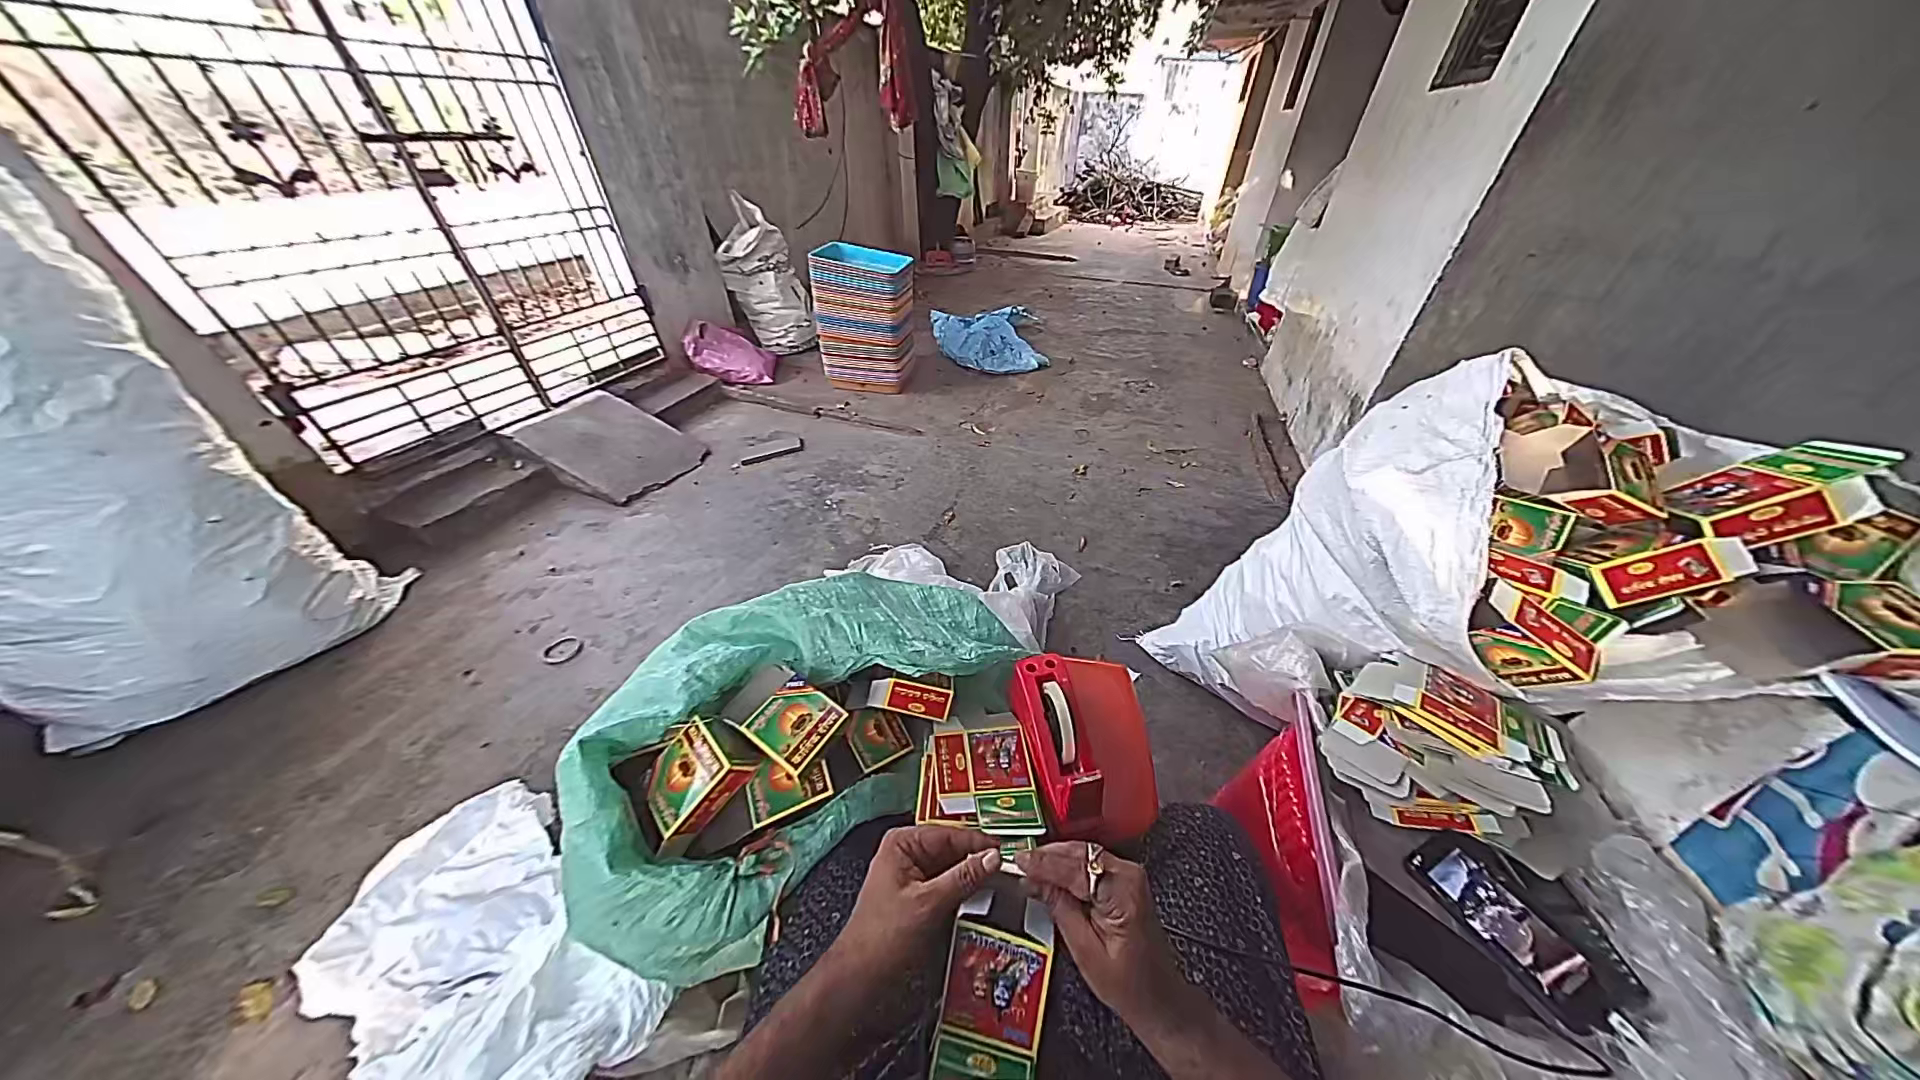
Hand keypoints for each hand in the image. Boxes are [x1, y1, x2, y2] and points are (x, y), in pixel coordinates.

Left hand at [719, 828, 999, 1079]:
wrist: (859, 984)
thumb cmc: (878, 940)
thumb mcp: (927, 903)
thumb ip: (963, 877)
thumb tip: (991, 858)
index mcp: (903, 842)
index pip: (951, 833)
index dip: (980, 843)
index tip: (1007, 852)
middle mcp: (909, 855)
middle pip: (955, 851)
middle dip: (979, 862)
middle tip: (1010, 870)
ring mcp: (916, 879)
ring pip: (956, 872)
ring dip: (976, 880)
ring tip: (1003, 886)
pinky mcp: (923, 903)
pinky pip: (952, 891)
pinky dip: (968, 896)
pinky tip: (985, 904)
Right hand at [1015, 841, 1190, 1025]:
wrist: (1158, 996)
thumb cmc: (1129, 984)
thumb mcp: (1085, 951)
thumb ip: (1059, 908)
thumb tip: (1034, 880)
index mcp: (1122, 894)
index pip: (1073, 868)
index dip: (1042, 862)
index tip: (1019, 860)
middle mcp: (1128, 876)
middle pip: (1078, 853)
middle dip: (1047, 856)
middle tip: (1019, 862)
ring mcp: (1128, 874)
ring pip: (1083, 853)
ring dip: (1055, 858)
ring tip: (1030, 867)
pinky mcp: (1123, 877)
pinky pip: (1090, 861)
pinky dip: (1068, 864)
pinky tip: (1051, 871)